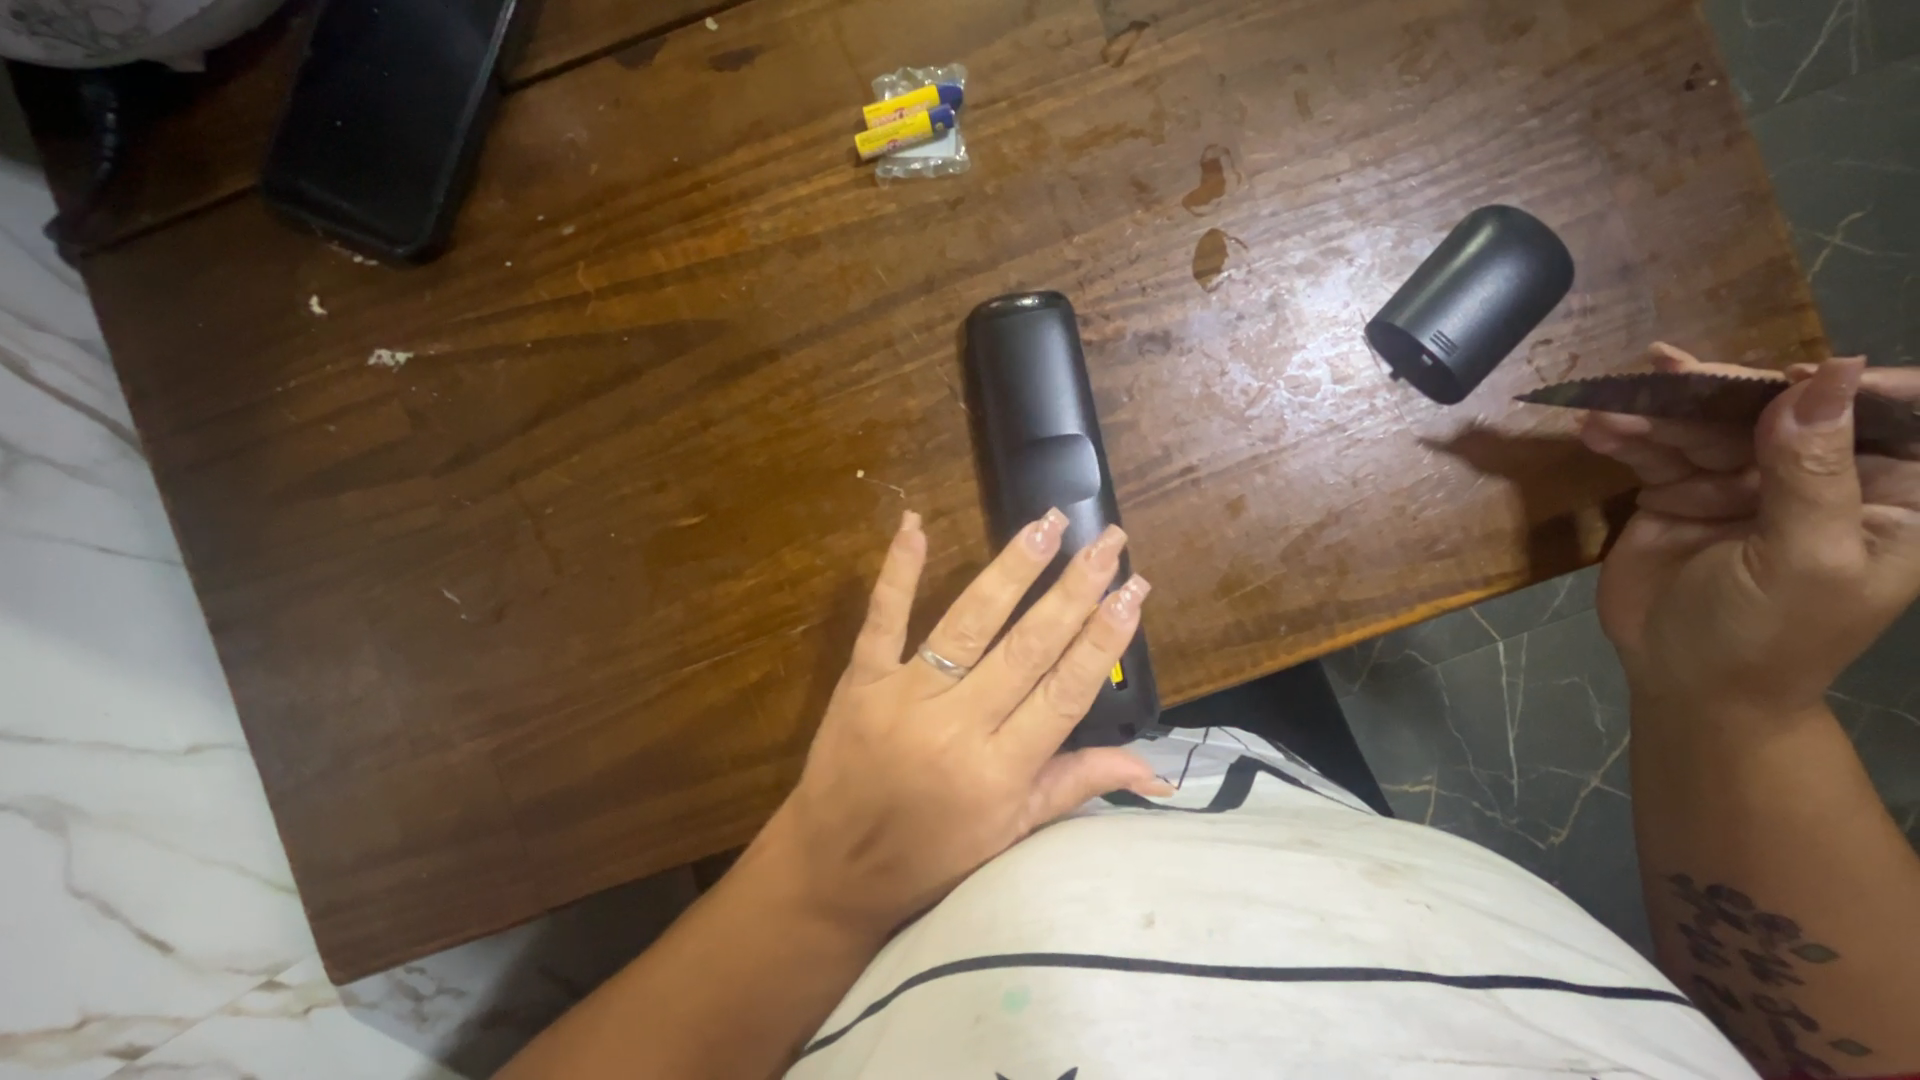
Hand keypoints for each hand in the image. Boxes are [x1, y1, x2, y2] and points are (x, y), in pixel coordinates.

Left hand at [757, 509, 1165, 935]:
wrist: (833, 869)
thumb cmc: (930, 858)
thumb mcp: (1011, 834)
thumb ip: (1076, 785)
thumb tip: (1155, 770)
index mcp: (1000, 771)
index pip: (1065, 691)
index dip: (1104, 639)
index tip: (1133, 590)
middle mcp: (957, 726)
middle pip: (1026, 647)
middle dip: (1074, 589)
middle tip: (1108, 541)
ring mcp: (904, 697)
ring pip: (968, 622)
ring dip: (1011, 569)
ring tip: (1047, 524)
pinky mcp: (862, 680)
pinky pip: (882, 619)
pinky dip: (898, 571)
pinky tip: (914, 525)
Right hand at [1581, 345, 1919, 719]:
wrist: (1685, 683)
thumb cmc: (1768, 635)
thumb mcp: (1805, 559)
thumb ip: (1813, 471)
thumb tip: (1827, 373)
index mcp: (1887, 494)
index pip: (1886, 414)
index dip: (1844, 385)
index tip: (1788, 375)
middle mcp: (1816, 479)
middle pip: (1775, 411)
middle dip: (1722, 390)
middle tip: (1665, 370)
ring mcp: (1740, 486)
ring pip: (1704, 427)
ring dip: (1656, 412)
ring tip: (1608, 405)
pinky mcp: (1677, 496)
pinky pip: (1654, 454)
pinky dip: (1625, 438)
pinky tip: (1596, 429)